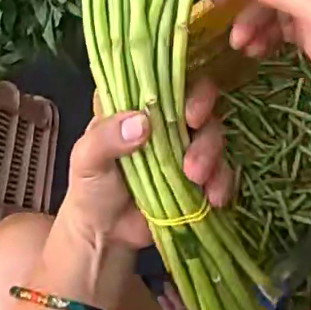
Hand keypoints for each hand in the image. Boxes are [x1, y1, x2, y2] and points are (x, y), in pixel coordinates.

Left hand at [58, 77, 231, 250]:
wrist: (105, 235)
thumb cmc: (90, 186)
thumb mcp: (87, 158)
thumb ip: (107, 138)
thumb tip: (142, 122)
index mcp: (134, 101)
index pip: (160, 74)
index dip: (178, 78)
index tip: (184, 101)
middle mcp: (163, 116)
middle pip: (196, 98)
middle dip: (203, 112)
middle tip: (195, 127)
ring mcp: (183, 144)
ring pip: (212, 131)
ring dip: (211, 151)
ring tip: (196, 178)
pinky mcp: (198, 174)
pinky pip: (221, 169)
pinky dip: (223, 180)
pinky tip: (214, 198)